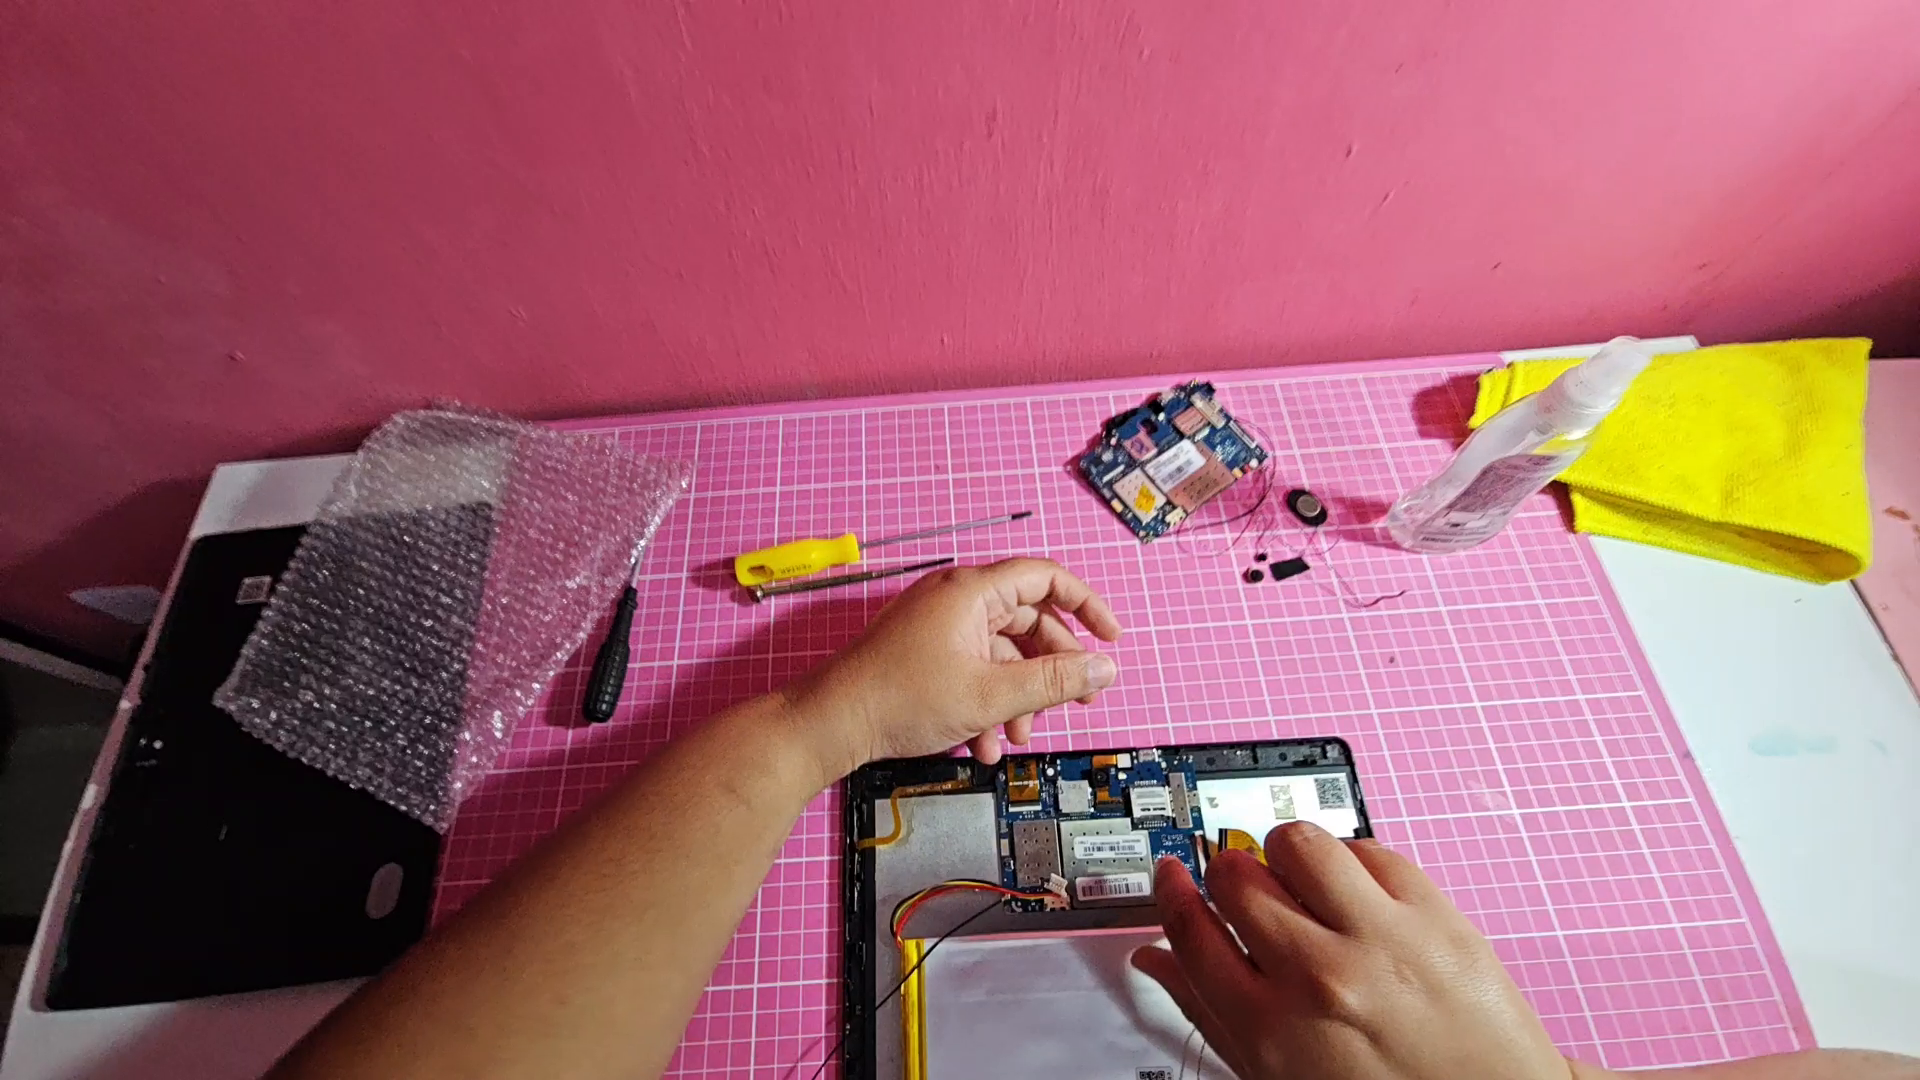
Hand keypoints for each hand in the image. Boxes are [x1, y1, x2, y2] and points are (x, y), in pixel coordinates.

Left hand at [787, 558, 1122, 774]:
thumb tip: (1104, 668)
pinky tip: (983, 744)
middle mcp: (958, 599)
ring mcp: (941, 624)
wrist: (834, 722)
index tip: (1110, 638)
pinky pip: (973, 667)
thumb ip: (1054, 681)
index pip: (1046, 578)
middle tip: (1079, 702)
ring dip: (1018, 695)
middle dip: (1053, 667)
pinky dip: (987, 700)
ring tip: (1018, 737)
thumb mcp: (991, 694)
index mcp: (974, 591)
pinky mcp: (928, 650)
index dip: (1086, 605)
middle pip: (1027, 621)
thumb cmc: (904, 699)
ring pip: (1001, 652)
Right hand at [1133, 822, 1572, 1079]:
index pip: (1189, 928)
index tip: (1172, 874)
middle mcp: (1321, 979)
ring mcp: (1382, 941)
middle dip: (1231, 880)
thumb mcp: (1278, 1079)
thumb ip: (1208, 1014)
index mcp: (1274, 1030)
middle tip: (1252, 897)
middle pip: (1233, 876)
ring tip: (1307, 889)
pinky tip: (1362, 902)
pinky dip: (1352, 866)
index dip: (1170, 890)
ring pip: (1293, 842)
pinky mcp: (1434, 914)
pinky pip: (1364, 846)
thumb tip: (1154, 961)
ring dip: (1288, 859)